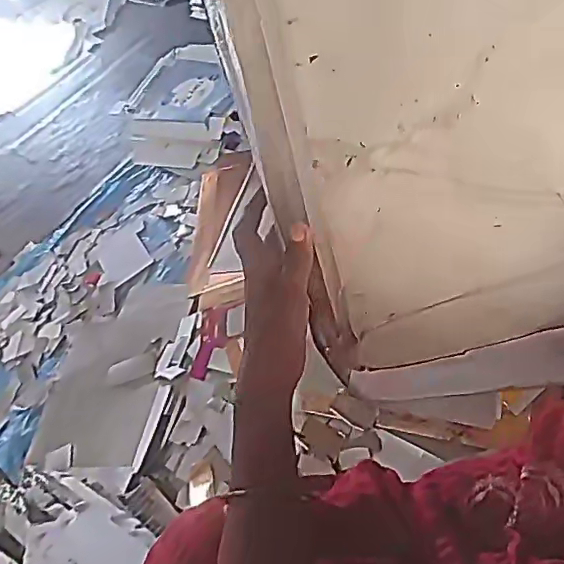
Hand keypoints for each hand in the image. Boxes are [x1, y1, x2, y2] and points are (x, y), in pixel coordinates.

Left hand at [233, 192, 314, 396]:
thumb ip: (295, 261)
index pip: (248, 232)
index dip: (252, 208)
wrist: (270, 376)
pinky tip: (315, 266)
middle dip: (270, 221)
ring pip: (275, 260)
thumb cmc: (276, 336)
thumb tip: (300, 226)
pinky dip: (299, 265)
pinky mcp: (281, 309)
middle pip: (260, 243)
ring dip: (286, 242)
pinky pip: (288, 277)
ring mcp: (270, 295)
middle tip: (290, 202)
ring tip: (307, 226)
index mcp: (257, 272)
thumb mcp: (290, 294)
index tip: (263, 187)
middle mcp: (260, 280)